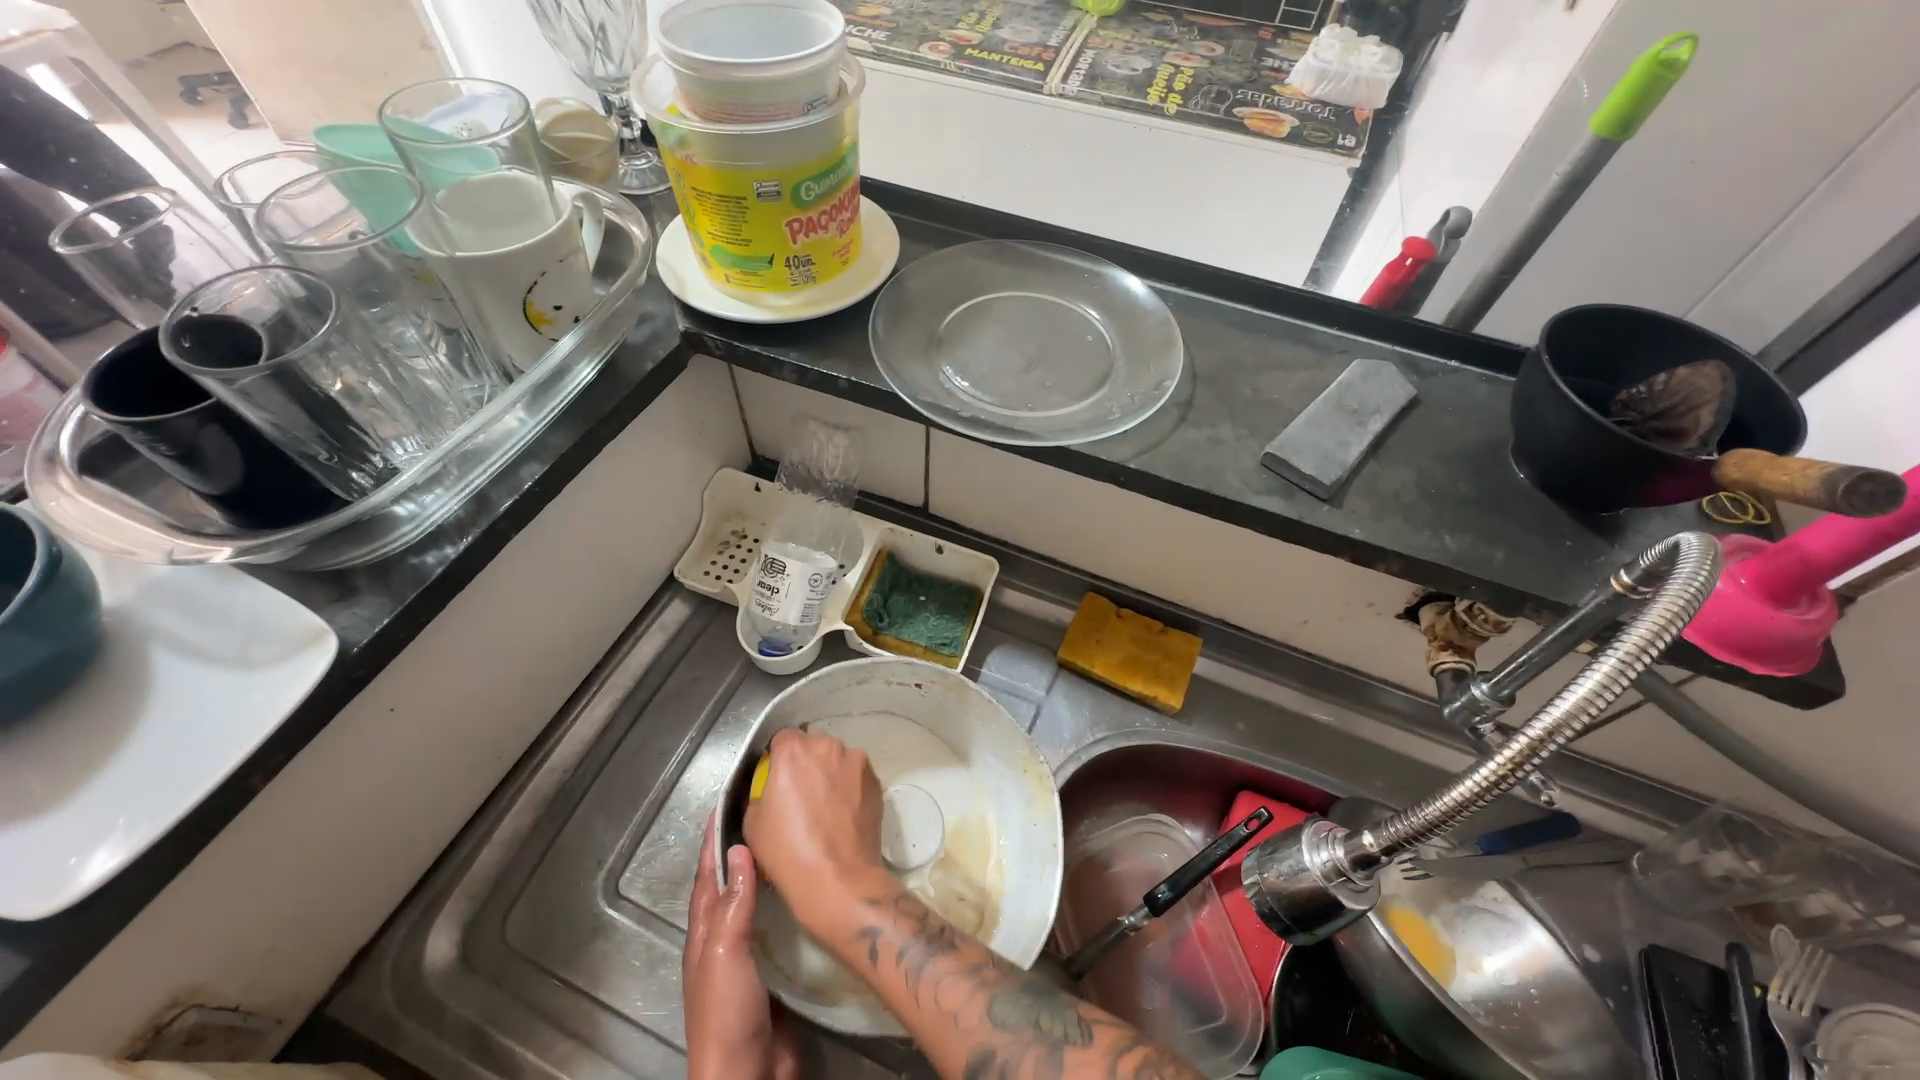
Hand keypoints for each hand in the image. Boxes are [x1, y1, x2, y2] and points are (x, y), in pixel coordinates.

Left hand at [684, 822, 797, 1079]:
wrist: (748, 1074)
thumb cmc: (727, 1011)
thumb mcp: (725, 952)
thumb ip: (733, 904)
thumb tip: (739, 849)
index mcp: (705, 932)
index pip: (707, 875)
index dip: (714, 841)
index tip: (727, 804)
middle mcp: (725, 939)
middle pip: (733, 886)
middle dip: (745, 852)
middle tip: (771, 818)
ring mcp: (751, 958)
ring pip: (760, 906)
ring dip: (772, 878)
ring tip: (797, 847)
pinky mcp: (778, 973)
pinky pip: (783, 931)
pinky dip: (793, 909)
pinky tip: (813, 898)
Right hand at [744, 727, 885, 924]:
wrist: (838, 878)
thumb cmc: (788, 850)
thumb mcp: (753, 821)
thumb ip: (760, 792)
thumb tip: (770, 788)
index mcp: (794, 751)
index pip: (783, 737)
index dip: (779, 755)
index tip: (778, 776)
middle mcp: (828, 746)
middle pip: (814, 744)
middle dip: (807, 761)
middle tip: (802, 791)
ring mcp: (857, 761)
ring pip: (838, 758)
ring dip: (831, 772)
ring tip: (827, 805)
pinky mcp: (876, 780)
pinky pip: (856, 775)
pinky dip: (850, 786)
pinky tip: (844, 813)